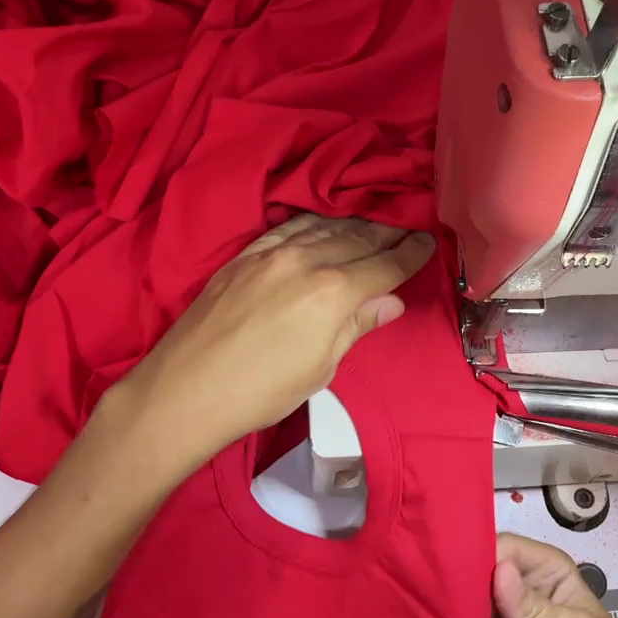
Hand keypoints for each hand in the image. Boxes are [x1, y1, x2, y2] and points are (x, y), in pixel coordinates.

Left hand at [108, 214, 434, 465]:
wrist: (188, 389)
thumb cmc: (262, 393)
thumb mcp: (321, 369)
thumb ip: (356, 327)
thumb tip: (391, 302)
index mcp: (333, 293)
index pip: (384, 266)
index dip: (409, 255)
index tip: (428, 243)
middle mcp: (306, 261)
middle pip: (357, 240)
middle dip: (387, 235)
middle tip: (408, 230)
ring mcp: (271, 254)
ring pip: (323, 228)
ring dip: (353, 225)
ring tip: (373, 226)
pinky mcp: (244, 257)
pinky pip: (288, 228)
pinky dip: (313, 224)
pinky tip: (322, 226)